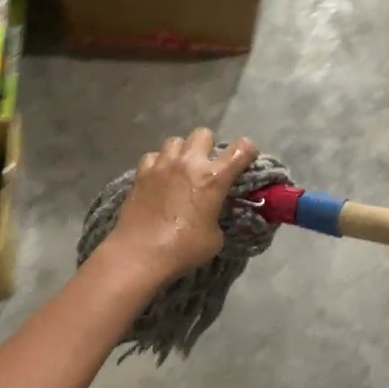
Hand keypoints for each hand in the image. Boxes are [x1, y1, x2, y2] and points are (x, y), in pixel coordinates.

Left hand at [104, 129, 258, 280]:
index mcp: (213, 178)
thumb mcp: (214, 237)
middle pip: (203, 134)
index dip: (247, 150)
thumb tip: (211, 212)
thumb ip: (217, 215)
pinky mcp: (141, 173)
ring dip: (182, 152)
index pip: (240, 150)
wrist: (140, 254)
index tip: (246, 158)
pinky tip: (158, 178)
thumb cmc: (183, 249)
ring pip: (176, 141)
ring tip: (180, 170)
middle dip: (208, 146)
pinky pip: (153, 156)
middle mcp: (189, 163)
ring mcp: (162, 165)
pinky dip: (159, 163)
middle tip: (205, 165)